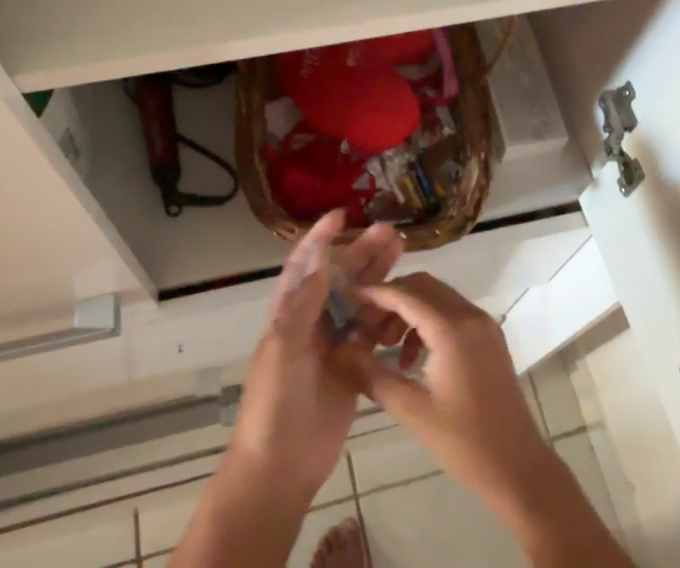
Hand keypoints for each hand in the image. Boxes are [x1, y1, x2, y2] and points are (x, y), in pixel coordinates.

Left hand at [229, 210, 403, 499]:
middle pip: (339, 279)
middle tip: (392, 232)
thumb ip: (303, 303)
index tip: (341, 214)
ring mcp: (332, 346)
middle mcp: (310, 323)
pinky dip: (386, 316)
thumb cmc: (274, 403)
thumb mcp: (283, 348)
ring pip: (359, 302)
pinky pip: (371, 334)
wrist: (280, 465)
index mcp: (288, 314)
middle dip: (362, 253)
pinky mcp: (352, 368)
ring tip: (403, 255)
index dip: (321, 239)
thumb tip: (322, 256)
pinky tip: (405, 302)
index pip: (305, 266)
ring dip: (378, 279)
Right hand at [334, 274, 632, 566]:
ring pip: (438, 298)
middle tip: (365, 326)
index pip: (406, 294)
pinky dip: (428, 323)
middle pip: (423, 286)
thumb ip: (371, 374)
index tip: (348, 299)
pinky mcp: (490, 339)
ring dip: (409, 311)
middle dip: (391, 300)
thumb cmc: (463, 441)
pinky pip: (453, 314)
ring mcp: (484, 326)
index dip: (375, 293)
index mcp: (452, 330)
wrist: (517, 466)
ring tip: (385, 345)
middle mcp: (471, 317)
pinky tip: (411, 358)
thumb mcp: (410, 409)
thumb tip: (338, 350)